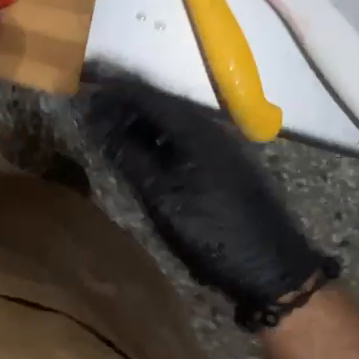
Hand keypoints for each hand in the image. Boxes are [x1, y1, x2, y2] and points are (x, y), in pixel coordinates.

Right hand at [79, 67, 339, 330]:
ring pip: (170, 119)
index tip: (83, 88)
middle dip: (122, 103)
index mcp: (192, 127)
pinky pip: (182, 136)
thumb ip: (127, 155)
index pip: (144, 94)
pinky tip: (141, 151)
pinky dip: (156, 137)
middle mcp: (208, 126)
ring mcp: (219, 144)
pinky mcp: (224, 162)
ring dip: (139, 120)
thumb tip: (96, 121)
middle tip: (91, 110)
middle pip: (157, 102)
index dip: (111, 89)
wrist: (275, 270)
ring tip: (109, 129)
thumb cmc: (213, 231)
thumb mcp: (161, 196)